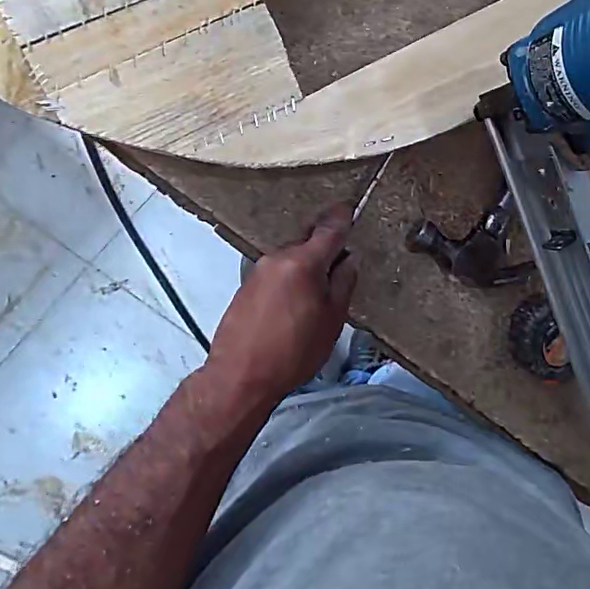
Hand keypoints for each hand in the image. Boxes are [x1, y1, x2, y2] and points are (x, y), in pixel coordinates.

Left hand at [203, 204, 355, 404]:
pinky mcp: (245, 288)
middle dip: (324, 253)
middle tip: (338, 273)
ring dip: (305, 270)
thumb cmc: (292, 352)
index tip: (350, 209)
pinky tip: (292, 308)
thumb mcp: (332, 318)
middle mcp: (278, 258)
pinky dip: (288, 282)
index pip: (330, 229)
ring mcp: (258, 272)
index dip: (343, 217)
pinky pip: (275, 274)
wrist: (239, 379)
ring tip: (314, 300)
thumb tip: (348, 260)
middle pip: (308, 244)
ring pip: (291, 260)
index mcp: (303, 262)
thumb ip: (344, 282)